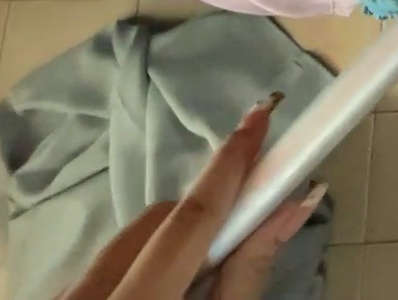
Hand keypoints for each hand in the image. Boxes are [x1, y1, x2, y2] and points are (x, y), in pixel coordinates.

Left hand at [59, 93, 324, 299]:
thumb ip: (249, 270)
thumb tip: (299, 199)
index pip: (191, 218)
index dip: (232, 163)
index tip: (262, 114)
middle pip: (156, 223)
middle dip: (204, 212)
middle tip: (242, 227)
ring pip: (125, 245)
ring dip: (170, 242)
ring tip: (194, 280)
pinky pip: (99, 270)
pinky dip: (138, 266)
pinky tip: (158, 293)